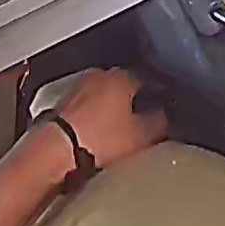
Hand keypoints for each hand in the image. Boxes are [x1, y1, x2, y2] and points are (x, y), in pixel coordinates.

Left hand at [52, 67, 167, 167]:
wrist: (57, 150)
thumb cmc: (102, 140)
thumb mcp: (140, 136)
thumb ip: (158, 122)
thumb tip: (167, 114)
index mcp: (121, 77)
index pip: (148, 78)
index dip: (159, 91)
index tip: (166, 103)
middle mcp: (100, 74)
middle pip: (125, 84)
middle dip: (135, 98)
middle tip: (144, 117)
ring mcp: (80, 86)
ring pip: (105, 93)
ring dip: (113, 105)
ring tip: (121, 126)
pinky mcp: (65, 102)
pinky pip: (89, 104)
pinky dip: (96, 113)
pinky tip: (100, 130)